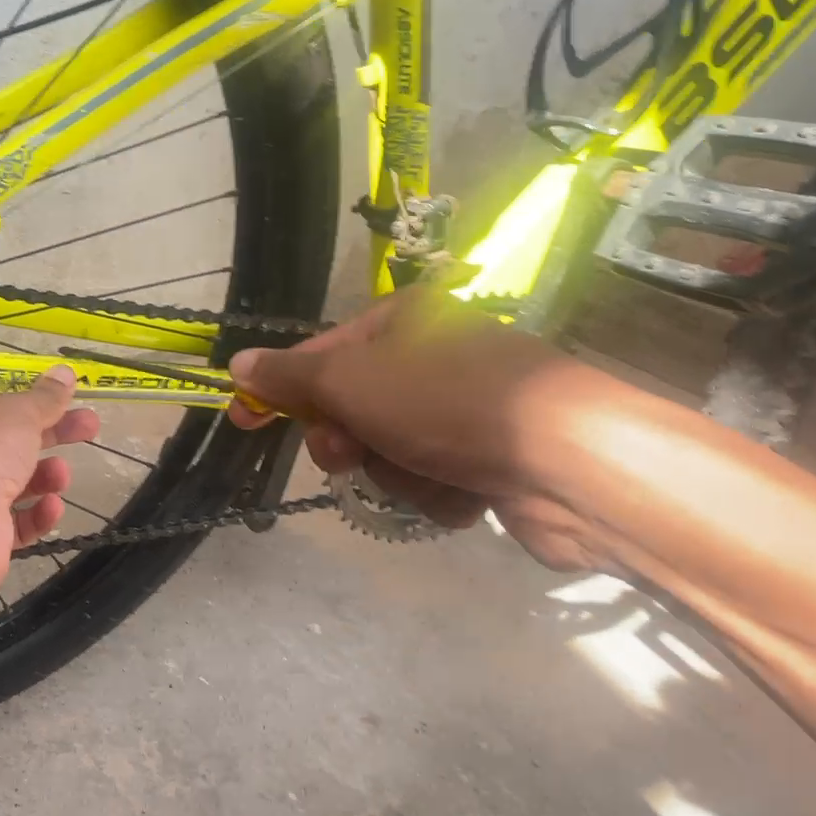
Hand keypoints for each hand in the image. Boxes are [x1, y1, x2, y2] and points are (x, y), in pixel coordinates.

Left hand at [0, 366, 99, 593]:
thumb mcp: (18, 412)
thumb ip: (45, 398)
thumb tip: (65, 373)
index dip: (27, 404)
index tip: (63, 400)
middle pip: (10, 444)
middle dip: (51, 436)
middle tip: (90, 426)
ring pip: (15, 486)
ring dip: (45, 477)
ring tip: (60, 473)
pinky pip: (19, 525)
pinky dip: (38, 516)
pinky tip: (51, 506)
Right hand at [224, 289, 629, 571]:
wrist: (578, 466)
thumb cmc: (448, 404)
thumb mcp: (349, 382)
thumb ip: (288, 376)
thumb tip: (238, 364)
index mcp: (404, 323)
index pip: (318, 355)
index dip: (278, 390)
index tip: (244, 418)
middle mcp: (435, 358)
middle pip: (352, 407)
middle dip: (349, 440)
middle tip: (350, 453)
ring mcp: (469, 410)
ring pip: (390, 452)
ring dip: (399, 472)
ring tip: (434, 473)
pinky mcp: (496, 459)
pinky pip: (434, 481)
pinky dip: (441, 493)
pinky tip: (470, 491)